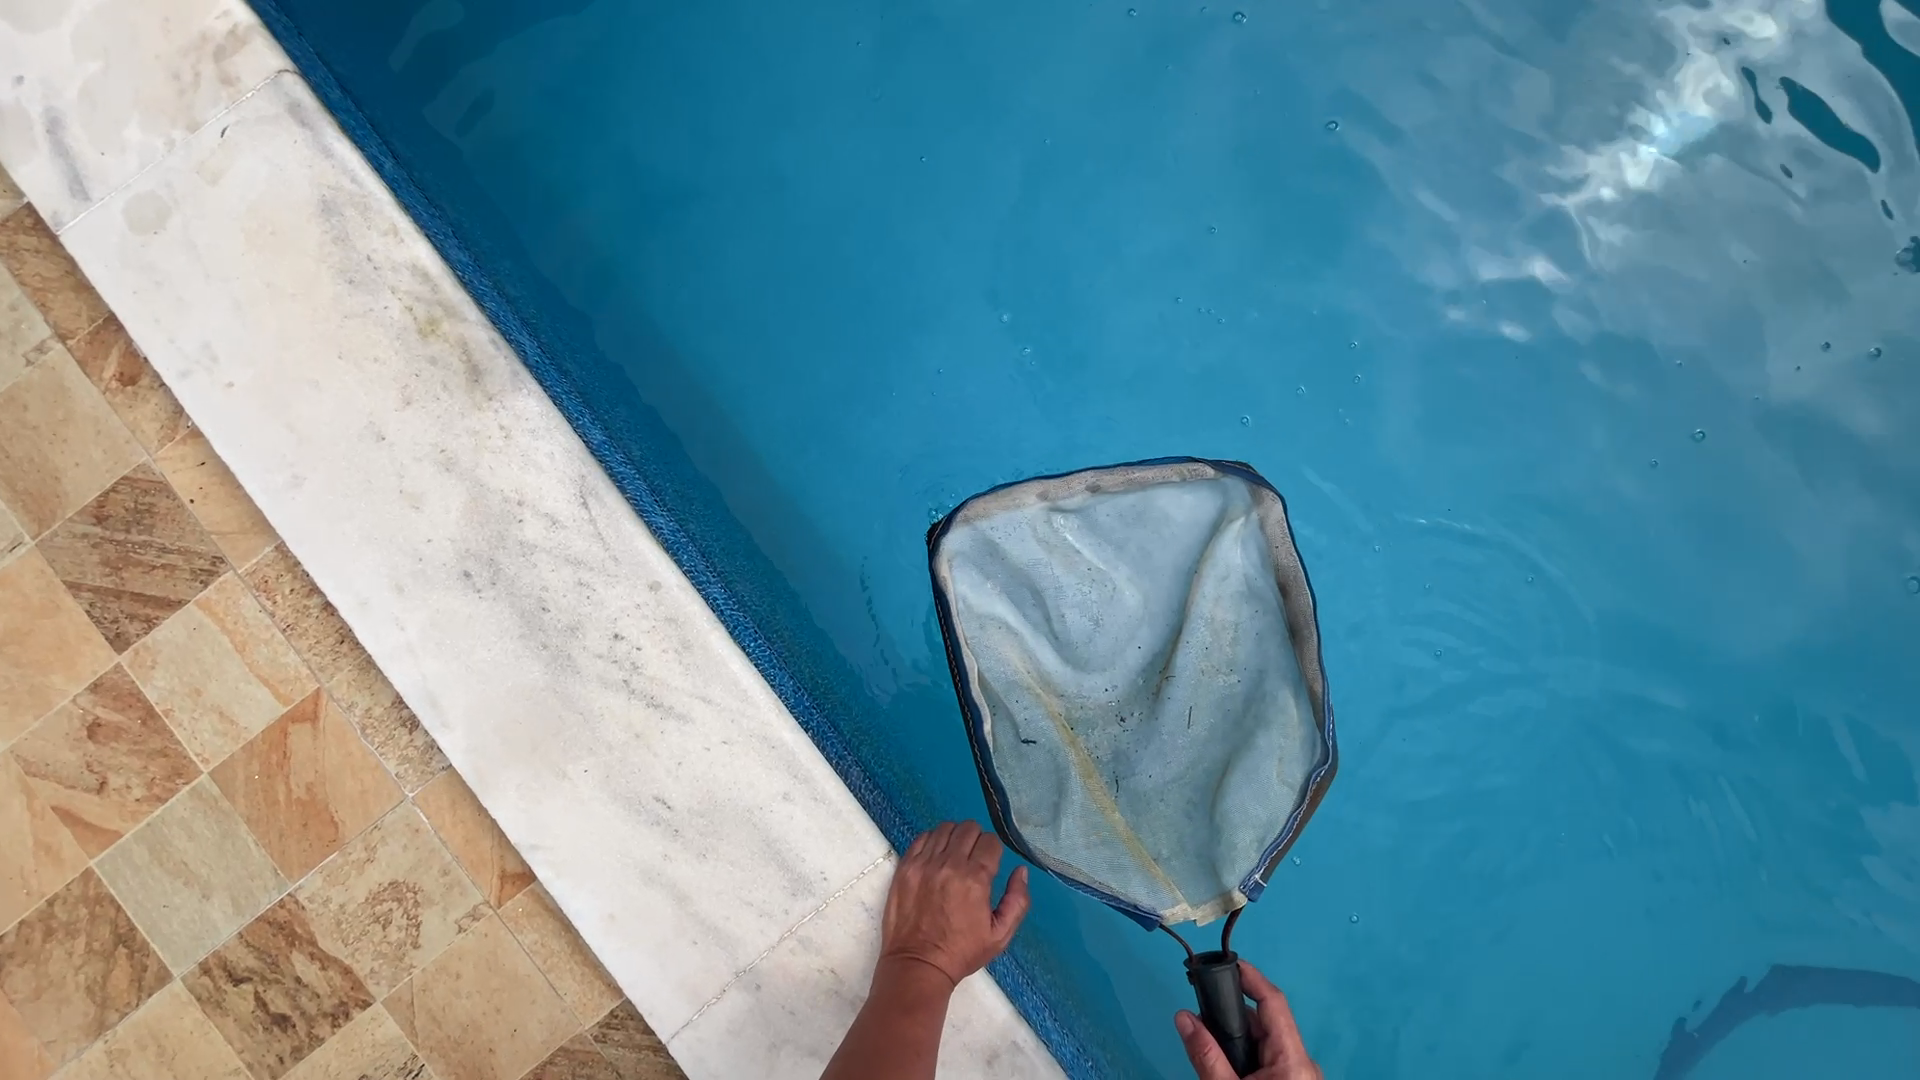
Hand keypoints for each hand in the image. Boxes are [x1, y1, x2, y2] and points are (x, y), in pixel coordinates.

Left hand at [879, 821, 1031, 987]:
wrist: (917, 965)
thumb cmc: (961, 952)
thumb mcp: (999, 936)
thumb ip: (1017, 901)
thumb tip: (1021, 871)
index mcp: (975, 879)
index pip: (990, 841)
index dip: (994, 851)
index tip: (990, 866)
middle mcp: (950, 864)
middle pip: (969, 828)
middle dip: (976, 840)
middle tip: (973, 859)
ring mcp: (924, 863)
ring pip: (946, 828)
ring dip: (955, 837)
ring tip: (954, 856)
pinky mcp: (906, 866)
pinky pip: (923, 837)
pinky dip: (933, 841)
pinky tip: (936, 857)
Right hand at [1175, 961, 1321, 1078]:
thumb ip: (1205, 1056)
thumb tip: (1182, 1015)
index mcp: (1293, 1060)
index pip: (1273, 1001)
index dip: (1250, 976)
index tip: (1222, 962)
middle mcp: (1305, 1066)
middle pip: (1266, 1024)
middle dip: (1232, 1017)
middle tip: (1200, 1019)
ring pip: (1267, 1046)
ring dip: (1238, 1042)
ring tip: (1210, 1053)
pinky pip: (1272, 1064)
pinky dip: (1248, 1060)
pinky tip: (1228, 1071)